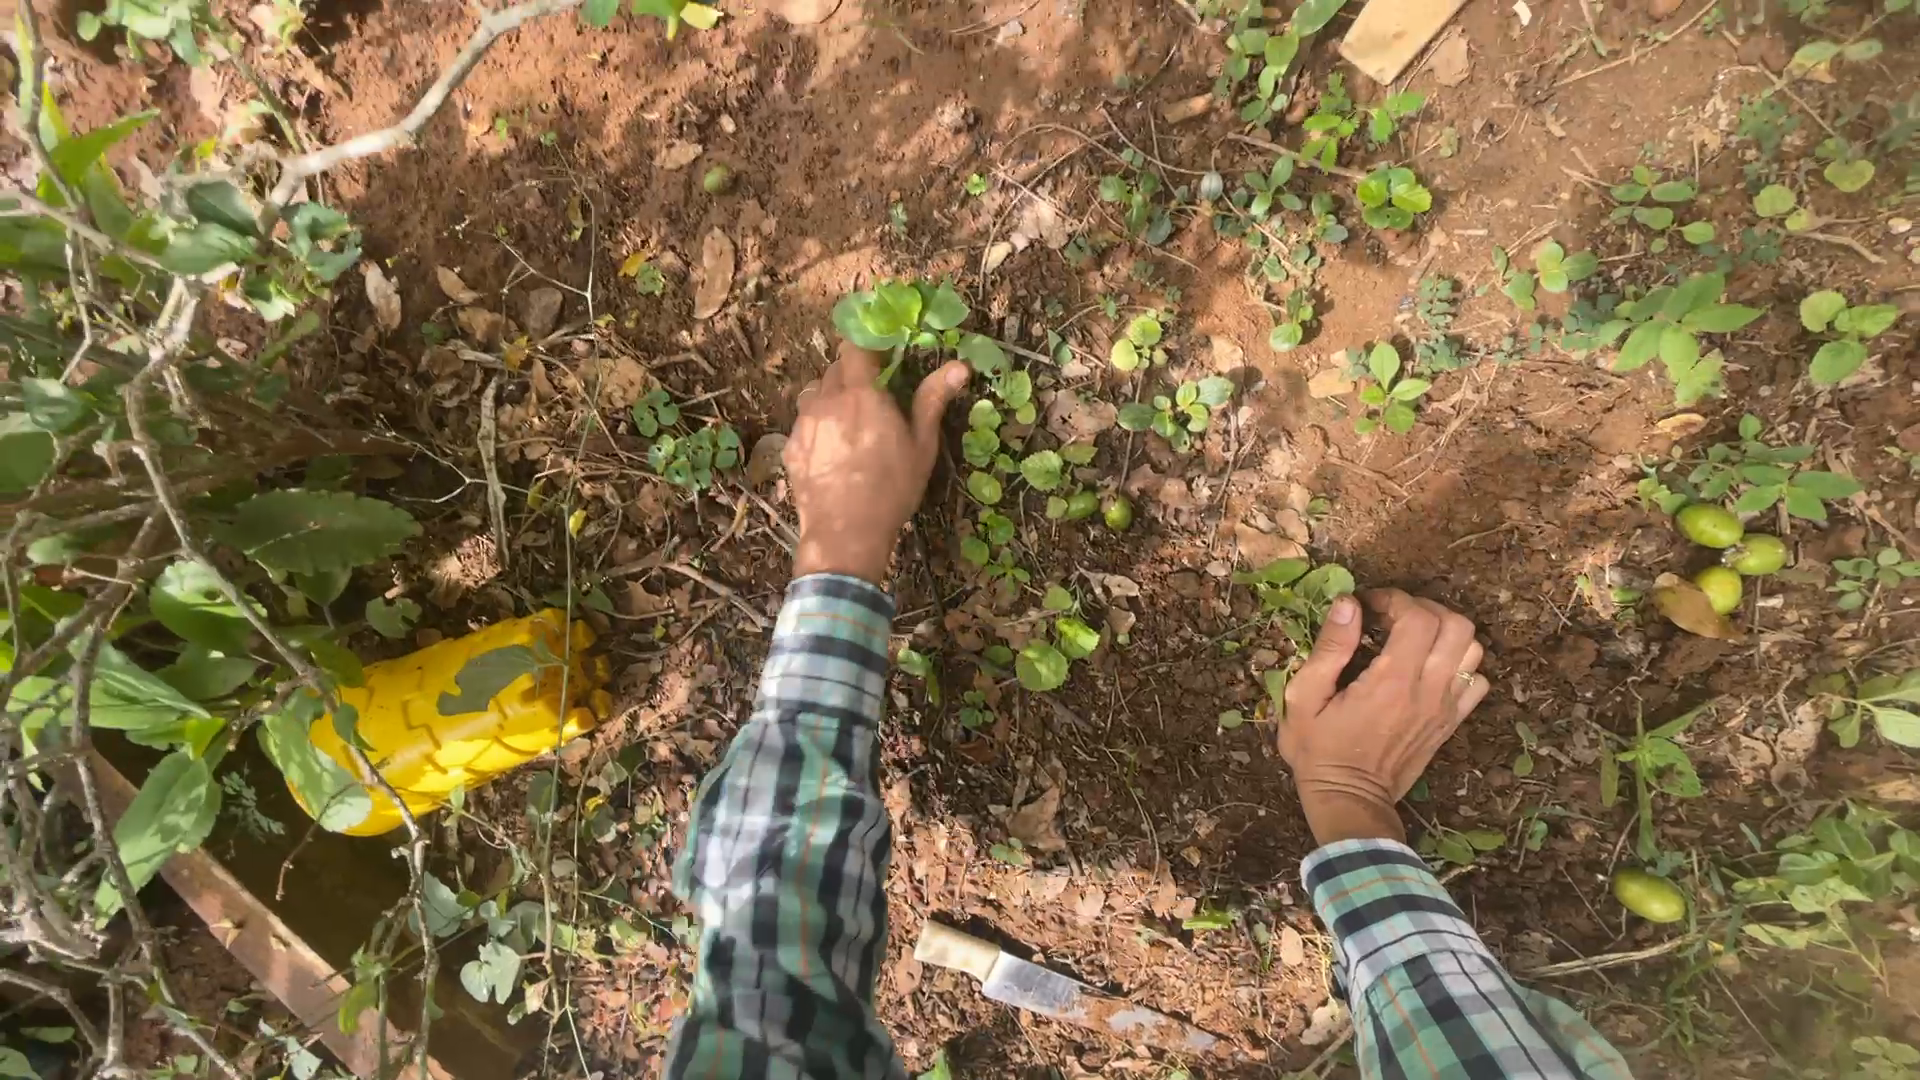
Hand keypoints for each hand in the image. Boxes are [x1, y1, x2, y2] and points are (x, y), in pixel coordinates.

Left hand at [784, 343, 969, 585]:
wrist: (846, 534)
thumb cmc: (892, 489)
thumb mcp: (922, 446)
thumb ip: (933, 400)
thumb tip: (959, 365)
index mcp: (862, 394)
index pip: (855, 346)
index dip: (866, 347)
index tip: (881, 359)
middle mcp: (827, 400)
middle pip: (834, 369)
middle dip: (853, 375)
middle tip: (873, 399)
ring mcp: (804, 423)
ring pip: (815, 393)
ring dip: (831, 398)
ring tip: (849, 424)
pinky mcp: (791, 447)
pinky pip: (803, 423)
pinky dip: (817, 426)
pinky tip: (832, 451)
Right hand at [1278, 589, 1489, 845]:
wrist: (1349, 797)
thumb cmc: (1317, 747)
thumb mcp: (1304, 696)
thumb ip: (1329, 648)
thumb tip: (1347, 604)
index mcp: (1391, 681)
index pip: (1417, 618)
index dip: (1393, 598)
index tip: (1365, 604)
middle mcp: (1429, 690)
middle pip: (1456, 626)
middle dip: (1422, 608)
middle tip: (1388, 615)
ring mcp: (1446, 707)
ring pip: (1472, 649)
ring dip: (1443, 631)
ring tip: (1408, 635)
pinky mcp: (1452, 721)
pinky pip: (1476, 679)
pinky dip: (1458, 661)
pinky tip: (1426, 665)